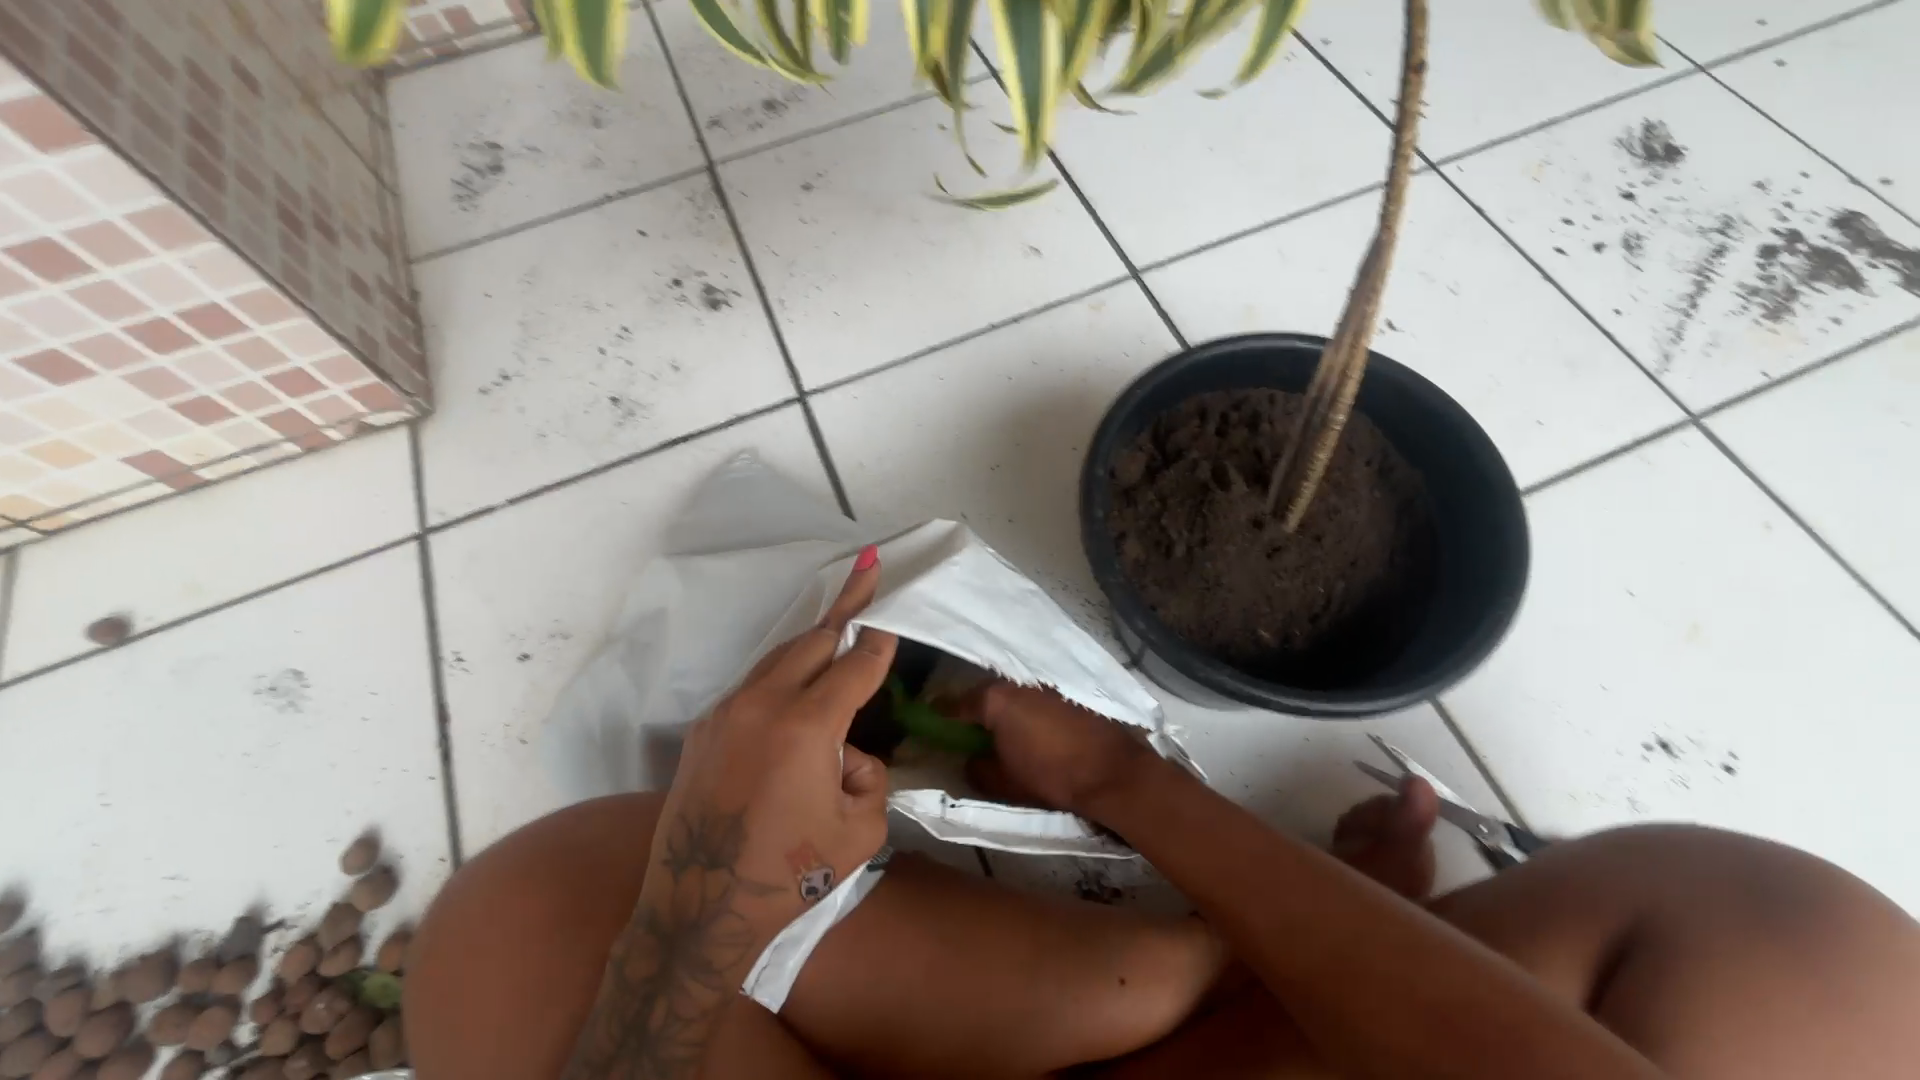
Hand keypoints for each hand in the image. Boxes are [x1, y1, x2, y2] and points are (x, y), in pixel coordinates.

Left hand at [643, 544, 896, 949]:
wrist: (697, 912)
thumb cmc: (788, 876)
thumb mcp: (860, 830)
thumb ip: (869, 776)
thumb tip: (848, 753)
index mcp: (806, 727)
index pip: (855, 664)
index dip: (881, 641)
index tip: (894, 616)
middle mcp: (761, 705)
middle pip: (814, 640)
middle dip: (848, 608)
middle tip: (869, 569)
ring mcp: (726, 714)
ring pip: (779, 658)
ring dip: (814, 644)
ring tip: (841, 623)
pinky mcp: (704, 730)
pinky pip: (754, 687)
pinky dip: (783, 678)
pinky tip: (799, 689)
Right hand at [948, 681, 1161, 817]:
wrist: (1113, 772)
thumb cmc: (1053, 775)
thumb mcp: (1004, 782)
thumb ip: (978, 769)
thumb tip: (971, 760)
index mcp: (996, 699)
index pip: (957, 704)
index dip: (942, 715)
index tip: (931, 721)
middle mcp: (1020, 682)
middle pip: (988, 694)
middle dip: (977, 710)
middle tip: (970, 730)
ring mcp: (1048, 684)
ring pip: (1017, 694)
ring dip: (1007, 709)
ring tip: (1004, 732)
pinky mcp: (1071, 692)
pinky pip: (1039, 698)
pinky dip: (1031, 710)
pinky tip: (1034, 729)